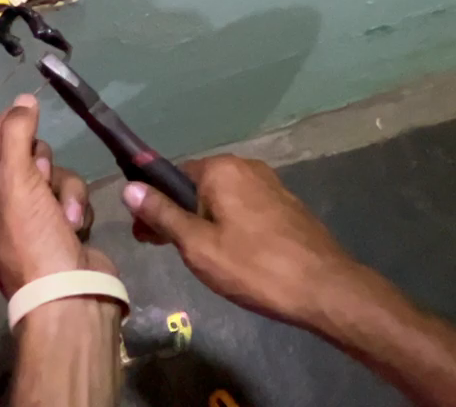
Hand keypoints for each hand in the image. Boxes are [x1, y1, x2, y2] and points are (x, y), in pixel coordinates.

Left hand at [0, 93, 112, 296]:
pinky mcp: (62, 234)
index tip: (27, 105)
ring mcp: (34, 227)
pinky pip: (69, 200)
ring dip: (64, 191)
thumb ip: (17, 136)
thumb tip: (22, 100)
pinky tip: (77, 228)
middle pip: (24, 163)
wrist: (74, 298)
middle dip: (41, 168)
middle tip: (42, 180)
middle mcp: (2, 217)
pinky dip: (76, 209)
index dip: (6, 127)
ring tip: (68, 217)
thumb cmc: (34, 241)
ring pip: (52, 180)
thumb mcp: (17, 183)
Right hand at [123, 154, 374, 328]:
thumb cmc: (255, 266)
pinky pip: (245, 208)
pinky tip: (235, 255)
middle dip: (179, 214)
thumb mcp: (198, 246)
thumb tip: (128, 187)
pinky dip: (232, 225)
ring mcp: (269, 184)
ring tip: (202, 258)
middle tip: (168, 250)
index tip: (145, 233)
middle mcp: (244, 166)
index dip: (155, 204)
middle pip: (198, 186)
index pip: (172, 176)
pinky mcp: (286, 204)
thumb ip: (162, 214)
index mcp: (219, 168)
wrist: (327, 289)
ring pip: (223, 199)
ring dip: (205, 221)